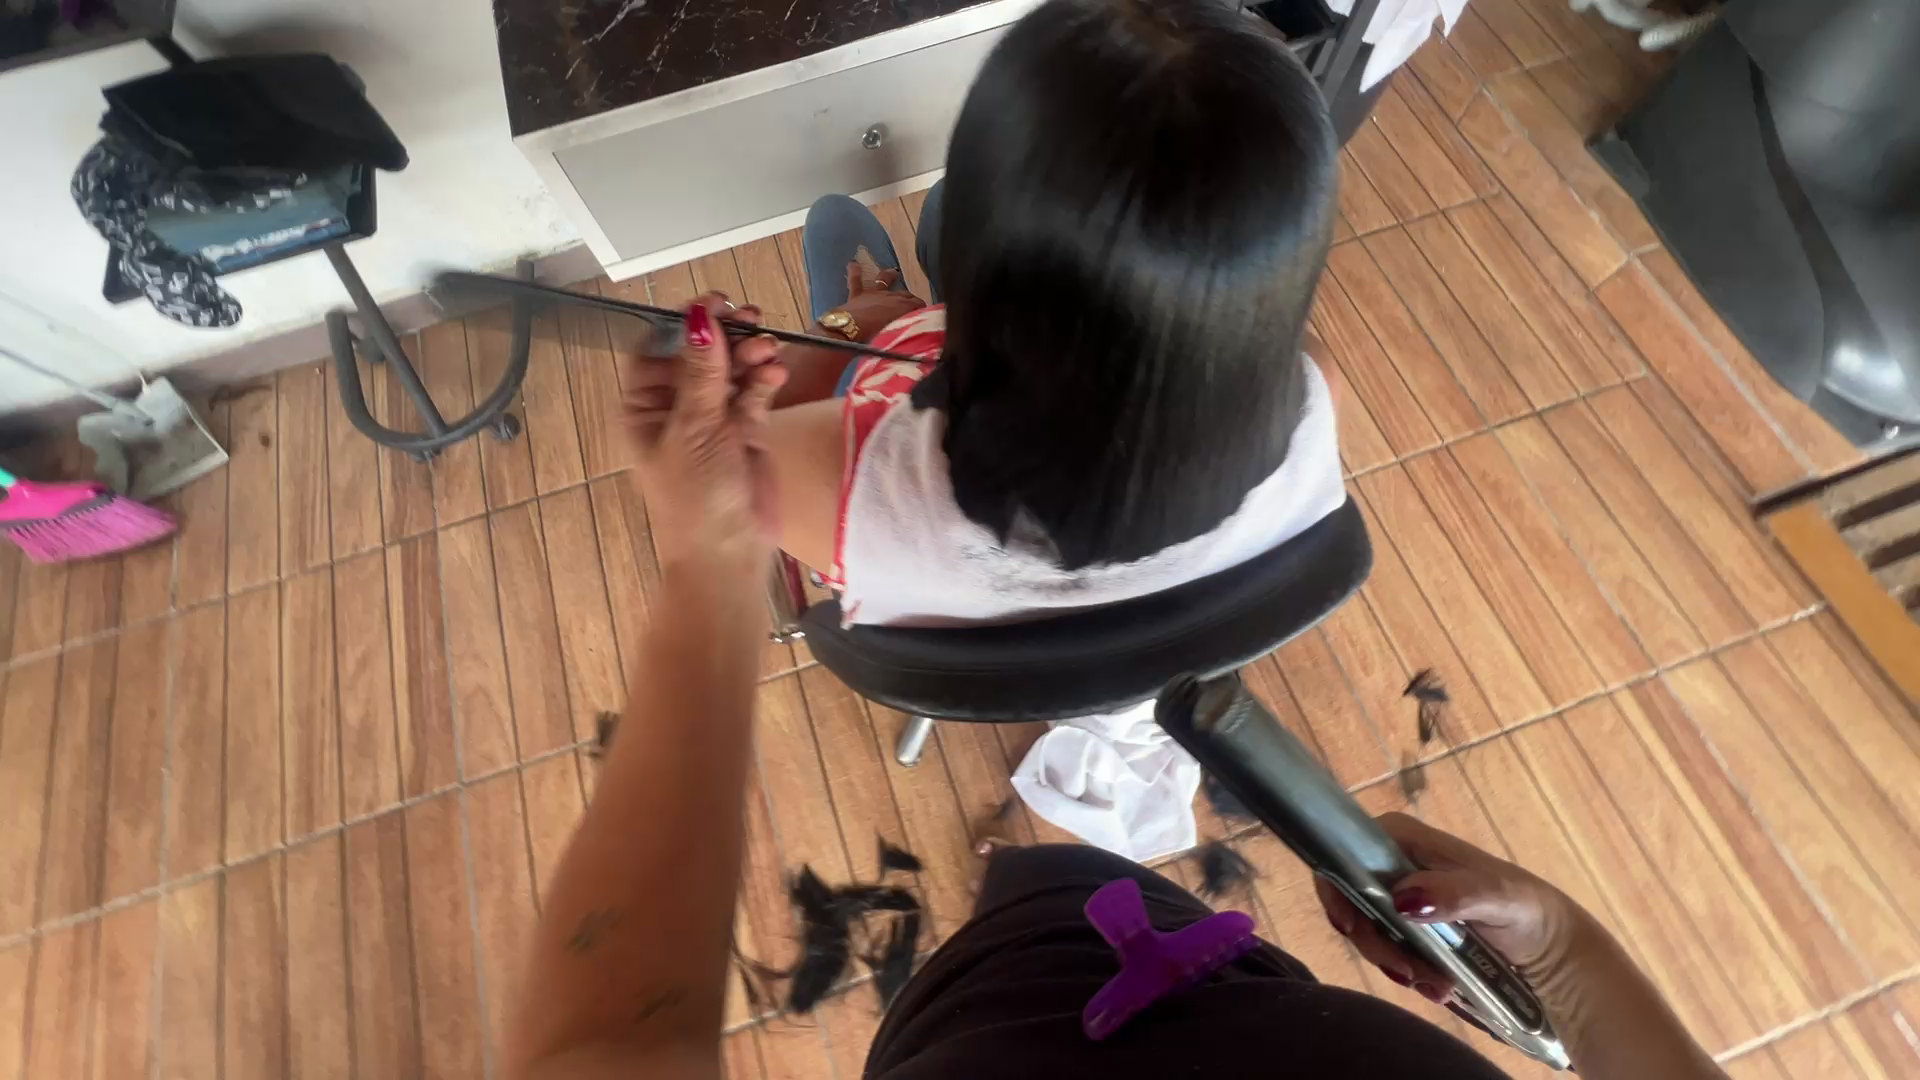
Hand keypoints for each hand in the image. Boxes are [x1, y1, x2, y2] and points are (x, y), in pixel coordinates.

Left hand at [621, 293, 787, 568]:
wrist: (730, 552)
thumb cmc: (696, 496)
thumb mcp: (694, 430)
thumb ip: (702, 374)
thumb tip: (701, 319)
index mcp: (645, 407)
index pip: (659, 349)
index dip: (684, 325)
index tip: (713, 304)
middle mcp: (678, 408)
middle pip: (701, 356)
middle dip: (725, 337)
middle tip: (750, 317)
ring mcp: (714, 419)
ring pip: (731, 372)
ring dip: (749, 355)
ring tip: (768, 348)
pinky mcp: (747, 432)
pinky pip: (755, 394)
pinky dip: (765, 381)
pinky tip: (775, 374)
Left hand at [825, 262, 924, 342]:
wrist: (851, 330)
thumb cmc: (876, 335)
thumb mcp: (897, 333)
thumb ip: (906, 327)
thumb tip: (914, 326)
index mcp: (901, 307)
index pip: (916, 304)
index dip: (921, 308)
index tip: (924, 312)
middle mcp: (889, 296)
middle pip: (903, 294)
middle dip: (910, 297)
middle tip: (914, 303)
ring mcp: (872, 293)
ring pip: (883, 281)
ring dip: (888, 276)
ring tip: (893, 272)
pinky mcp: (856, 294)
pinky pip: (855, 280)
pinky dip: (855, 271)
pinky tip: (853, 263)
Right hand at [1315, 812, 1582, 1004]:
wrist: (1558, 957)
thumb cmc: (1528, 910)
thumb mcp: (1496, 897)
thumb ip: (1451, 894)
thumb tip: (1400, 899)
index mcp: (1401, 837)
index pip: (1345, 849)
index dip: (1336, 885)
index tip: (1348, 925)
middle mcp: (1390, 863)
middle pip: (1350, 895)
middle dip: (1371, 939)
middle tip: (1404, 973)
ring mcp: (1397, 898)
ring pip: (1366, 927)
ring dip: (1393, 962)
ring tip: (1436, 988)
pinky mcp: (1407, 930)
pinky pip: (1387, 948)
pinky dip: (1407, 972)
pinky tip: (1437, 988)